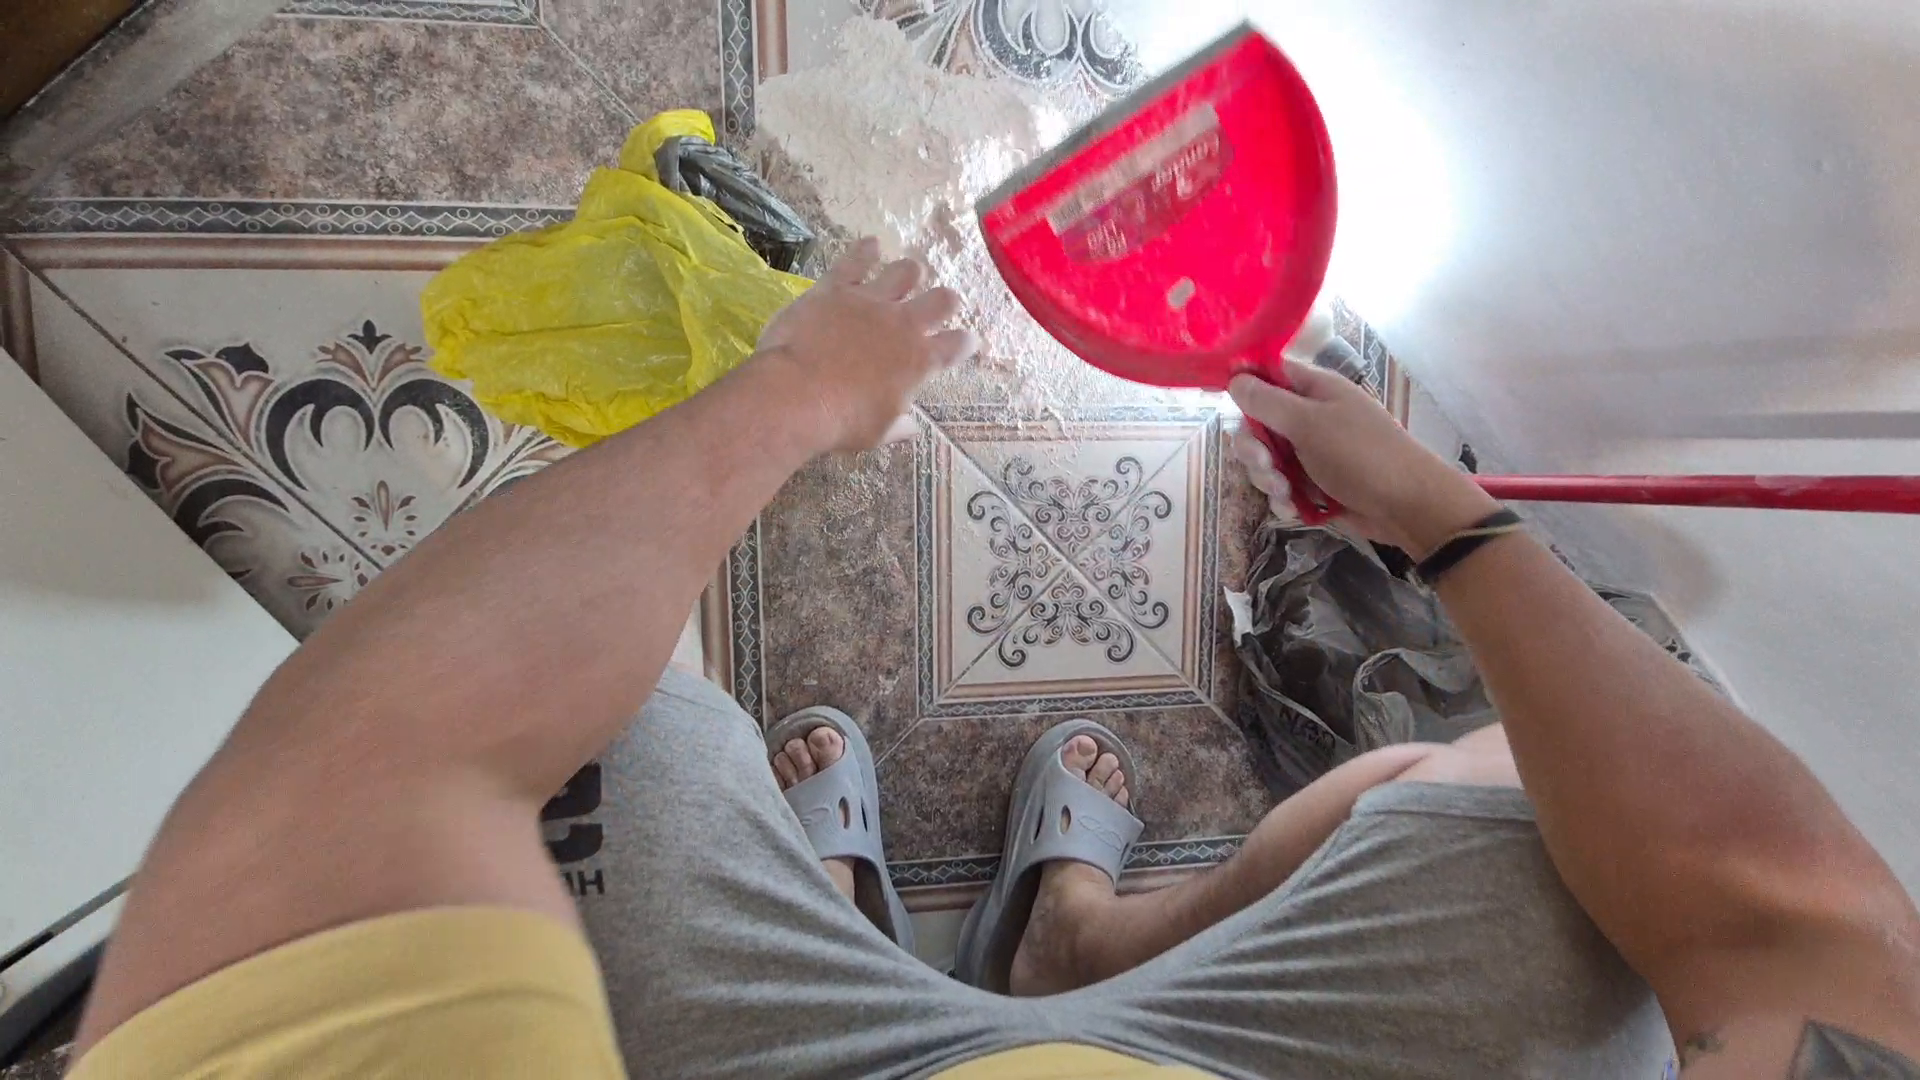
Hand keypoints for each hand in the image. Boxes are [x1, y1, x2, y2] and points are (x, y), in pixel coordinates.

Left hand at [756, 237, 978, 451]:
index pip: (957, 346)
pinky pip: (856, 260)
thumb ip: (899, 425)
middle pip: (940, 301)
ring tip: (911, 272)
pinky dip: (866, 251)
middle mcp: (904, 324)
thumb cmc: (842, 421)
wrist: (798, 394)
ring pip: (904, 272)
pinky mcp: (837, 287)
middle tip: (945, 303)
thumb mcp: (878, 433)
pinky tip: (871, 244)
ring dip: (910, 272)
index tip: (966, 342)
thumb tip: (911, 428)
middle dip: (946, 301)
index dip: (965, 343)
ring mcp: (871, 301)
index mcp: (920, 362)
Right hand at [1228, 361, 1497, 556]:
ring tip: (1287, 493)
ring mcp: (1308, 452)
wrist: (1405, 506)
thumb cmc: (1361, 455)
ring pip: (1263, 461)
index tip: (1229, 405)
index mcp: (1312, 390)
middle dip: (1253, 450)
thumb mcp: (1309, 423)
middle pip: (1256, 425)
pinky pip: (1279, 487)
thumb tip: (1233, 378)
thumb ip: (1266, 402)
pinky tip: (1295, 509)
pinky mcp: (1310, 483)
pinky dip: (1282, 499)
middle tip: (1266, 464)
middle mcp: (1308, 417)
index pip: (1267, 375)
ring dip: (1267, 479)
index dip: (1245, 387)